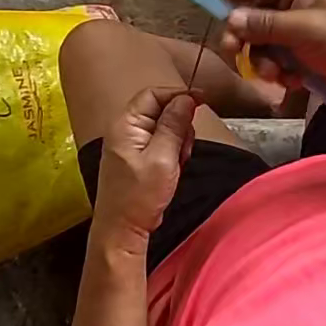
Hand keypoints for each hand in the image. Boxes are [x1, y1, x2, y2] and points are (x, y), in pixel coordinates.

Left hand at [91, 87, 201, 256]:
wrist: (122, 230)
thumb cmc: (139, 196)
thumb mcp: (163, 158)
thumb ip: (174, 125)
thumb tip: (186, 98)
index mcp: (126, 124)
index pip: (154, 94)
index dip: (179, 95)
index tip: (203, 101)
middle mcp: (124, 129)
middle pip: (160, 110)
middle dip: (180, 124)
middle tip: (186, 148)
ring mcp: (129, 144)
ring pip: (163, 127)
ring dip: (178, 140)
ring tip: (178, 162)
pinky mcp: (135, 157)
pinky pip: (160, 143)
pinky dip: (172, 152)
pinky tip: (173, 168)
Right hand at [216, 0, 325, 102]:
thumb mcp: (302, 28)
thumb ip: (264, 24)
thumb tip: (230, 19)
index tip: (212, 0)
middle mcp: (296, 7)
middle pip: (254, 18)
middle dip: (245, 38)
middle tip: (233, 51)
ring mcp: (297, 34)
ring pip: (261, 45)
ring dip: (263, 62)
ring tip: (275, 75)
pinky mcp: (301, 57)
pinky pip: (276, 62)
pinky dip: (279, 74)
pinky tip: (293, 82)